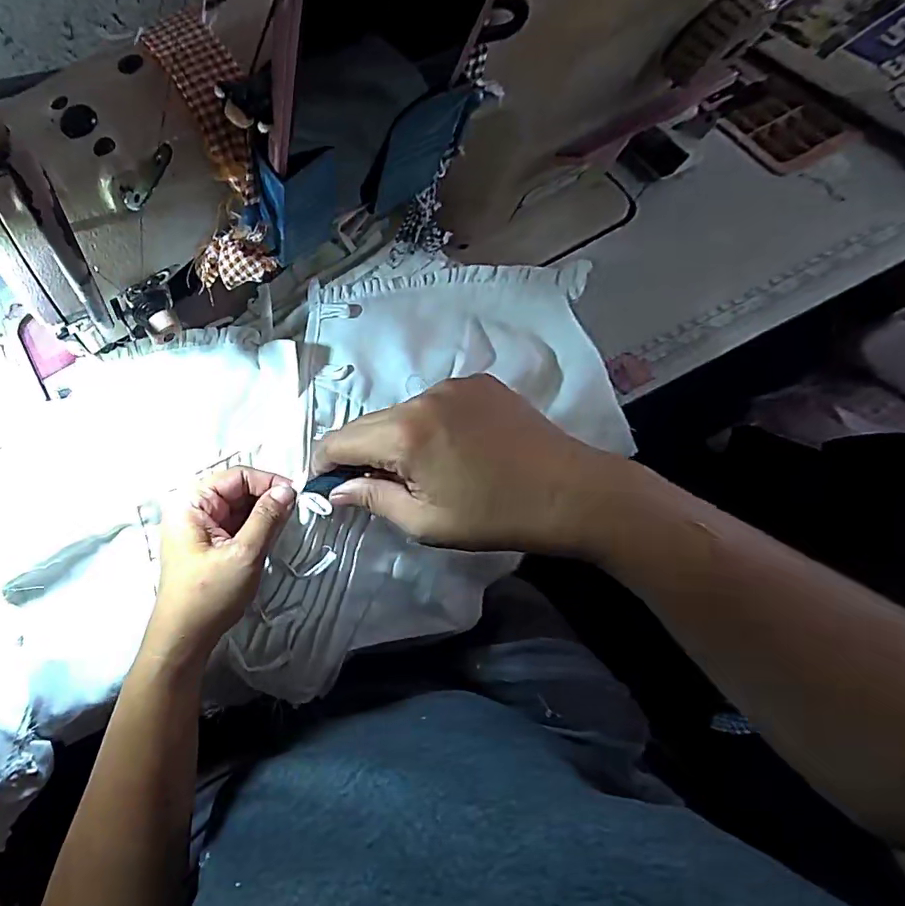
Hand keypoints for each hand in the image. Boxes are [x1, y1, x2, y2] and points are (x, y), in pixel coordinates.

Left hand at [149, 467, 295, 661]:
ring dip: (260, 515)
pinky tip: (267, 539)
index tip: (296, 496)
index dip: (267, 482)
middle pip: (235, 489)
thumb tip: (287, 491)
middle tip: (293, 515)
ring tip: (282, 529)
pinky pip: (232, 524)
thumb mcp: (244, 554)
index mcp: (190, 502)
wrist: (183, 635)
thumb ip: (266, 519)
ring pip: (236, 507)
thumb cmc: (208, 596)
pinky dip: (252, 528)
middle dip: (265, 498)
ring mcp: (196, 526)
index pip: (235, 476)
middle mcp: (190, 508)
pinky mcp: (204, 543)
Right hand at [312, 374, 645, 555]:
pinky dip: (422, 424)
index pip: (337, 441)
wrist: (581, 495)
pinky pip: (428, 403)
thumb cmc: (497, 516)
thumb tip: (336, 489)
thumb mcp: (425, 522)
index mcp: (404, 434)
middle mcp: (421, 398)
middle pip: (364, 424)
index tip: (326, 486)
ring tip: (415, 468)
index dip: (323, 465)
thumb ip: (371, 499)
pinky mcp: (476, 383)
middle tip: (369, 484)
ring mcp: (451, 386)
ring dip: (390, 438)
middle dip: (356, 453)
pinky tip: (446, 448)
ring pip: (395, 412)